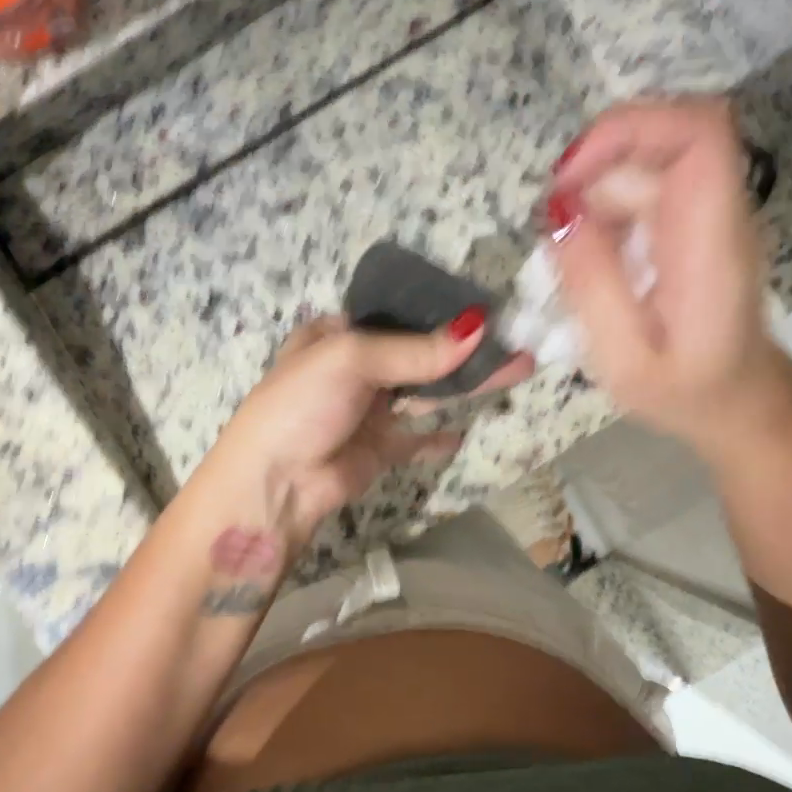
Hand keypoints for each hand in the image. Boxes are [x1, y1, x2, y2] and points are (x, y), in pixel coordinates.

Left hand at [193, 313, 532, 545]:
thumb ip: (415, 349)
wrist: (274, 482)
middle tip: (517, 341)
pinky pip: (416, 440)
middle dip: (462, 350)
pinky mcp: (378, 450)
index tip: (488, 308)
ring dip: (464, 386)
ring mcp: (366, 411)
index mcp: (335, 335)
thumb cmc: (302, 404)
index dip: (437, 312)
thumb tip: (478, 330)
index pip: (395, 316)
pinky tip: (467, 430)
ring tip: (517, 372)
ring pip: (424, 393)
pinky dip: (439, 437)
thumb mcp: (351, 360)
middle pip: (417, 354)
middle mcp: (353, 370)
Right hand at [547, 99, 791, 450]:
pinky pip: (642, 195)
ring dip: (592, 200)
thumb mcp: (624, 360)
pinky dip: (602, 218)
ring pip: (643, 168)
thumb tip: (560, 213)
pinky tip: (588, 265)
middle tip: (553, 230)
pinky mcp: (690, 227)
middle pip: (660, 143)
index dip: (629, 129)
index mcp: (710, 241)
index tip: (571, 176)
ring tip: (565, 261)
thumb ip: (592, 286)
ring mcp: (706, 216)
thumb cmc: (685, 393)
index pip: (698, 132)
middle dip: (594, 171)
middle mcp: (716, 213)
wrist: (738, 404)